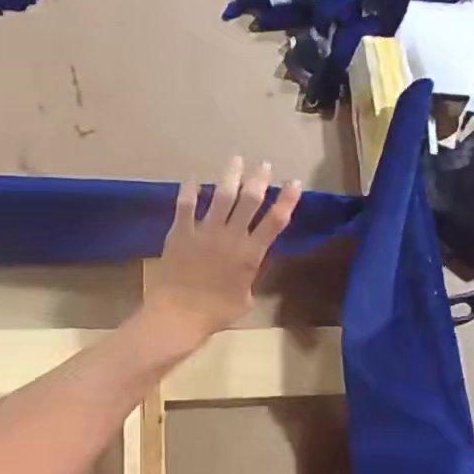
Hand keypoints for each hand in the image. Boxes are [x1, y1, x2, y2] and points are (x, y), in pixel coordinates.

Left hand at [142, 156, 301, 344]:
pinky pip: (185, 206)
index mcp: (250, 254)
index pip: (275, 221)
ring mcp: (204, 232)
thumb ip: (249, 278)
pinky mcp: (180, 233)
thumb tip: (247, 270)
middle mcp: (231, 237)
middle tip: (265, 165)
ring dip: (231, 175)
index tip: (294, 183)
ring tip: (237, 159)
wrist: (179, 314)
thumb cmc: (216, 313)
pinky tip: (193, 178)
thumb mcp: (245, 299)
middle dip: (259, 180)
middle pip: (249, 201)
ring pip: (221, 196)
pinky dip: (190, 190)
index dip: (287, 200)